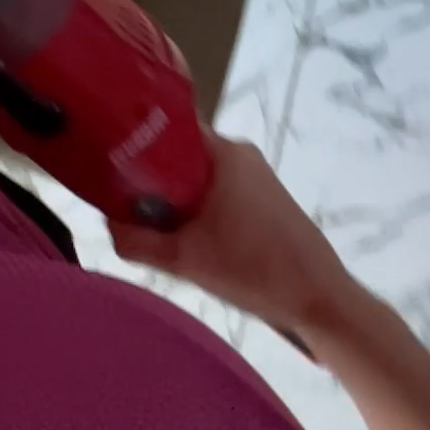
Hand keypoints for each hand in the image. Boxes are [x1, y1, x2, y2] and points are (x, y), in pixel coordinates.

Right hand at [109, 131, 361, 331]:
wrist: (325, 305)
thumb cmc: (255, 270)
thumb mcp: (183, 259)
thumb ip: (134, 240)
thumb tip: (104, 223)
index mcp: (222, 151)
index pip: (162, 125)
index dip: (131, 137)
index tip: (106, 154)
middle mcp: (238, 152)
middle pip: (176, 149)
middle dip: (148, 169)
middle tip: (120, 190)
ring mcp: (254, 172)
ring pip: (194, 169)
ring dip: (171, 189)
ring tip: (146, 212)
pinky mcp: (264, 194)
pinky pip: (214, 184)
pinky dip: (194, 199)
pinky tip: (182, 226)